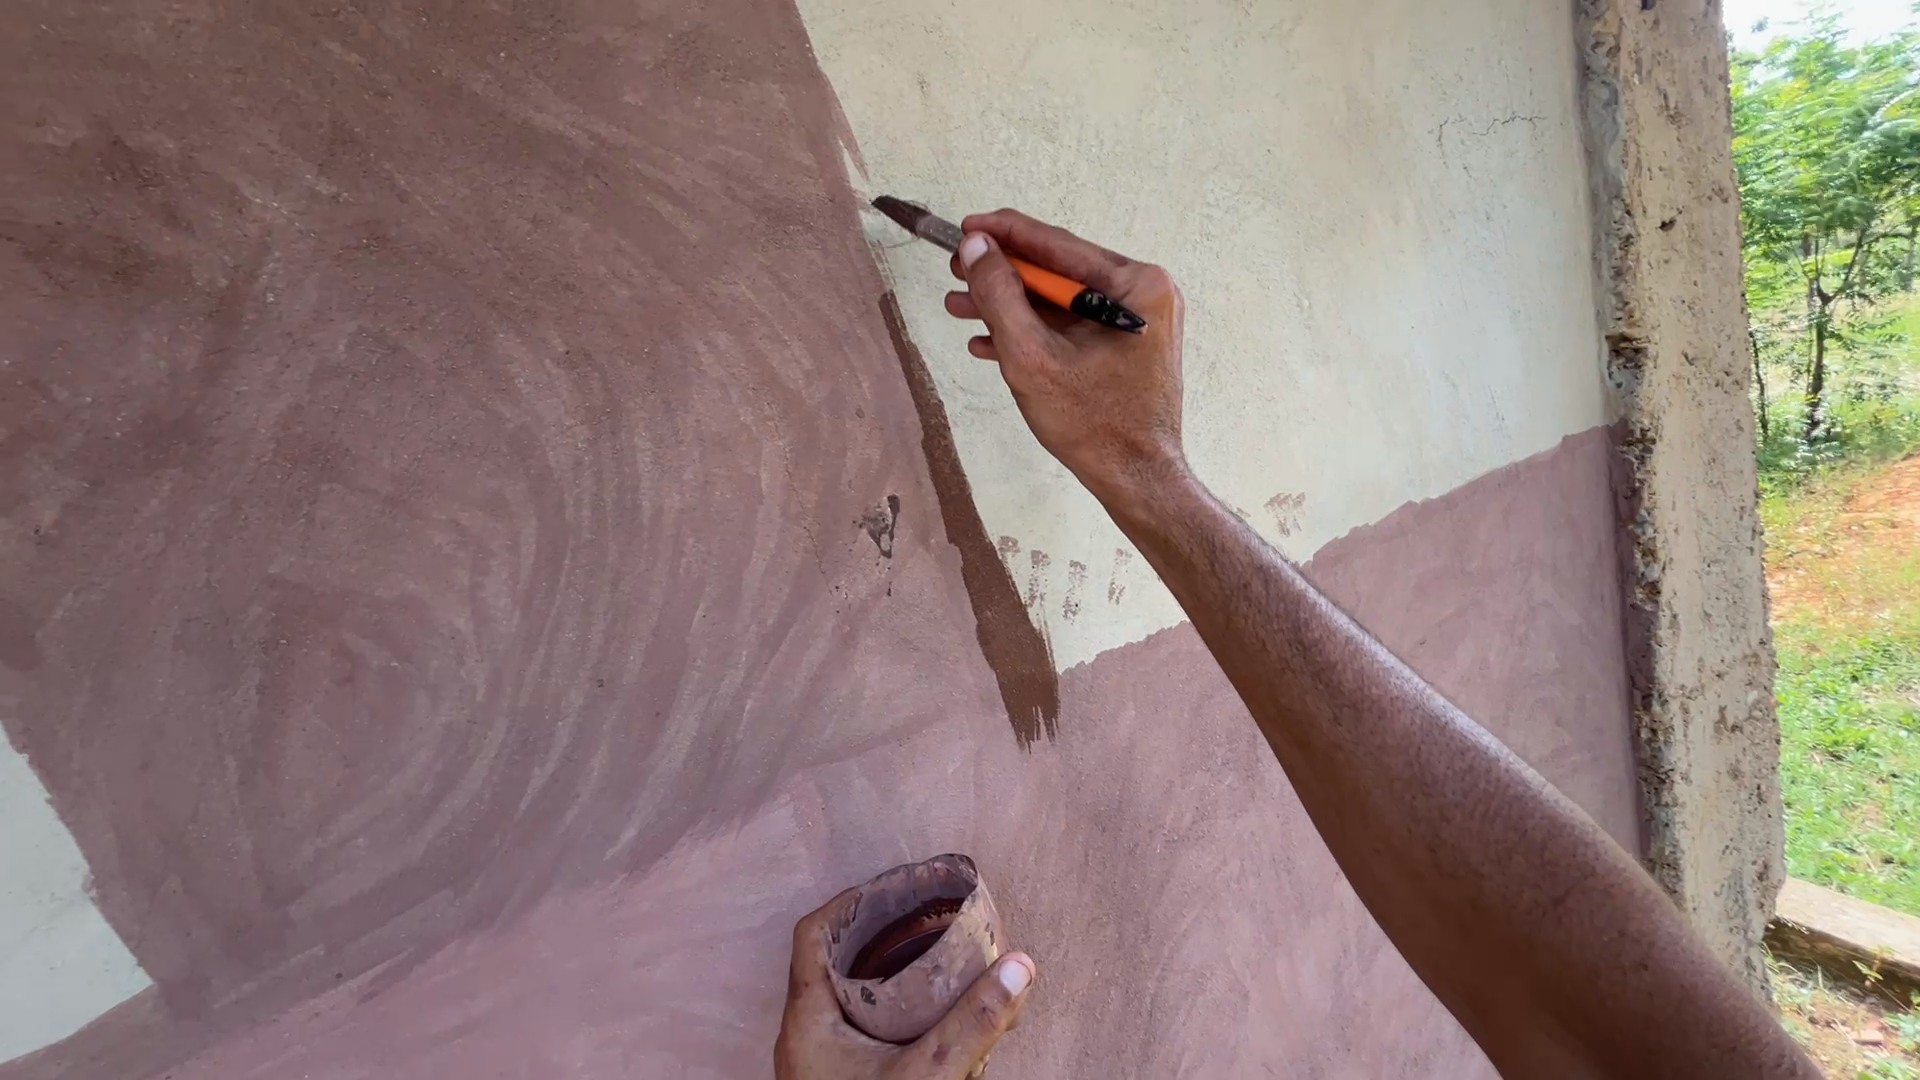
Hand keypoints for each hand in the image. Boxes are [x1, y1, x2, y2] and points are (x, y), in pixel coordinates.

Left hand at [774, 888, 1036, 1079]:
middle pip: (831, 957)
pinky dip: (888, 1004)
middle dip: (877, 929)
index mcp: (807, 1018)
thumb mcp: (925, 1077)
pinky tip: (924, 1011)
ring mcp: (819, 1061)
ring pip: (845, 992)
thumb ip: (972, 1022)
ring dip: (883, 967)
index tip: (895, 887)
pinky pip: (858, 1024)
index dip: (850, 899)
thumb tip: (1022, 964)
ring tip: (929, 950)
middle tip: (923, 913)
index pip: (813, 932)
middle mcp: (804, 1034)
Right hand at [945, 209, 1189, 513]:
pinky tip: (990, 343)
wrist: (1135, 481)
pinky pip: (1071, 330)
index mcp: (1136, 285)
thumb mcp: (1032, 356)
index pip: (1057, 245)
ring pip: (1059, 305)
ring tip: (960, 308)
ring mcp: (1134, 325)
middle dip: (1001, 277)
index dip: (1005, 235)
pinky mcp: (1123, 351)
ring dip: (1009, 309)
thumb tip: (974, 247)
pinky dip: (1033, 335)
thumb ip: (1000, 296)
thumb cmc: (1092, 425)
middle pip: (1057, 274)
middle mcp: (1142, 296)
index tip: (965, 228)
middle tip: (955, 273)